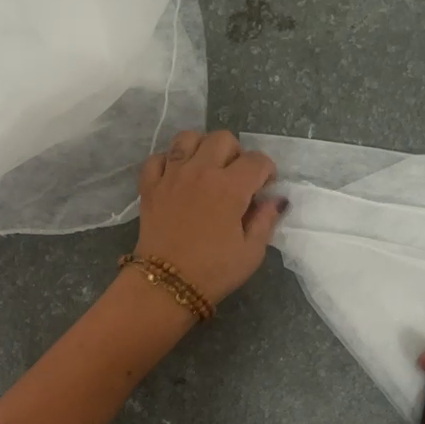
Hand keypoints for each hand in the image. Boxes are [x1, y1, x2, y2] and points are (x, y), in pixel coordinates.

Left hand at [135, 130, 283, 301]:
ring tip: (205, 169)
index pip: (257, 160)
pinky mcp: (149, 186)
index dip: (266, 172)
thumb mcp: (251, 252)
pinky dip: (168, 162)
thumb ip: (265, 220)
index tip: (264, 188)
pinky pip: (157, 158)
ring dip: (201, 148)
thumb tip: (275, 200)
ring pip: (187, 138)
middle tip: (235, 177)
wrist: (166, 285)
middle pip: (222, 139)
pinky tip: (176, 177)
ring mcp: (171, 176)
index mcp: (230, 187)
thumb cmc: (213, 272)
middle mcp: (200, 172)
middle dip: (235, 153)